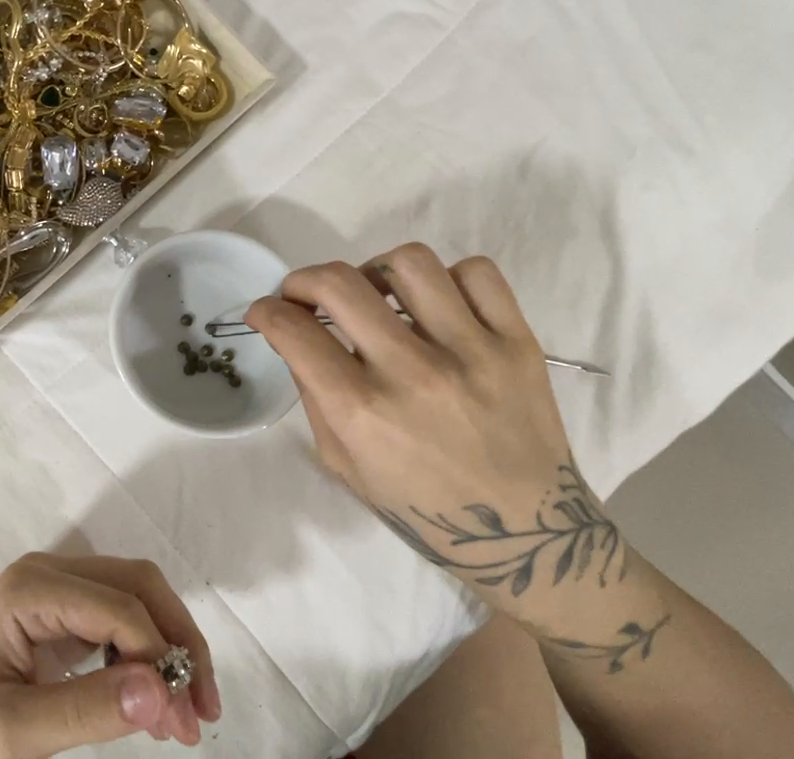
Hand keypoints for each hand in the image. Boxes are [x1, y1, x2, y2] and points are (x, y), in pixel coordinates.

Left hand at [0, 554, 220, 757]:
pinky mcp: (61, 615)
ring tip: (187, 715)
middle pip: (137, 587)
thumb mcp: (14, 732)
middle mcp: (48, 574)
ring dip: (168, 648)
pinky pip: (118, 620)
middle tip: (199, 712)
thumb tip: (162, 691)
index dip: (161, 656)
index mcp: (31, 588)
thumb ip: (87, 711)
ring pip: (135, 599)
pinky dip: (146, 655)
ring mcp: (55, 591)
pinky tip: (154, 699)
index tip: (183, 719)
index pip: (119, 606)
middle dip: (177, 643)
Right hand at [248, 245, 659, 640]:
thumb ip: (314, 397)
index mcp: (361, 411)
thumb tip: (297, 337)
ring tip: (377, 295)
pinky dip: (446, 279)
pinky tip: (436, 305)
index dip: (266, 311)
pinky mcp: (518, 343)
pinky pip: (477, 272)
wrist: (527, 532)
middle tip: (307, 295)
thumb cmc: (422, 506)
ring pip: (409, 261)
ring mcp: (472, 352)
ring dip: (375, 270)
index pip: (292, 330)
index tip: (266, 311)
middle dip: (303, 280)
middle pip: (338, 283)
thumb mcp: (344, 464)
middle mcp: (412, 372)